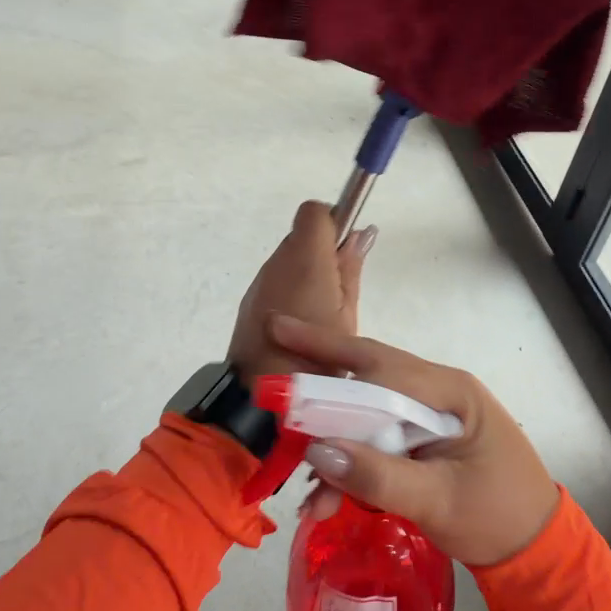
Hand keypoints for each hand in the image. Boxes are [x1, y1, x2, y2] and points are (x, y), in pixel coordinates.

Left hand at [227, 202, 375, 382]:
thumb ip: (351, 269)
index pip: (314, 211)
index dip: (333, 221)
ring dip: (307, 273)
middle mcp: (278, 262)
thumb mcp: (347, 316)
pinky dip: (291, 291)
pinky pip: (276, 282)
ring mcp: (259, 282)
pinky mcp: (249, 302)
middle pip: (302, 236)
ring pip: (289, 260)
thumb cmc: (316, 359)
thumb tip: (361, 233)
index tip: (346, 249)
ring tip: (321, 314)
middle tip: (340, 290)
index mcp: (305, 259)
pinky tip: (301, 325)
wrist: (260, 400)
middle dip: (323, 252)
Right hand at [269, 316, 560, 566]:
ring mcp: (431, 415)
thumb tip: (317, 451)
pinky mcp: (424, 441)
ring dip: (334, 443)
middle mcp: (438, 392)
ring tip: (304, 483)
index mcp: (450, 391)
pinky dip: (352, 464)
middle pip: (368, 376)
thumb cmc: (496, 519)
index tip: (280, 337)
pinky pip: (378, 440)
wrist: (536, 552)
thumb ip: (378, 476)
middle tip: (271, 379)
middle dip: (319, 382)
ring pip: (368, 413)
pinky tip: (328, 496)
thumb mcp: (437, 501)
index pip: (379, 363)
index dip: (327, 353)